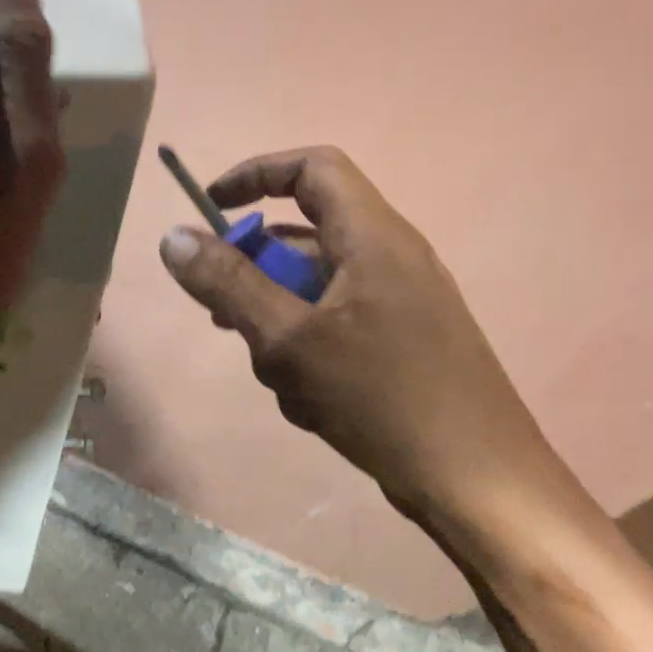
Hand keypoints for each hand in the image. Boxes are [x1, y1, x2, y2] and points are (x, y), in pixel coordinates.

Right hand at [159, 146, 558, 521]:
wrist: (479, 483)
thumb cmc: (381, 398)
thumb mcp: (287, 339)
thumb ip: (226, 283)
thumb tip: (173, 236)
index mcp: (373, 238)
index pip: (312, 168)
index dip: (256, 174)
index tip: (209, 209)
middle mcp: (391, 258)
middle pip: (304, 235)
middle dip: (254, 273)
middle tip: (224, 317)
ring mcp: (400, 303)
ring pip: (313, 287)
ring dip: (276, 320)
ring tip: (274, 374)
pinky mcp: (401, 343)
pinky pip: (335, 323)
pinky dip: (305, 348)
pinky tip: (306, 400)